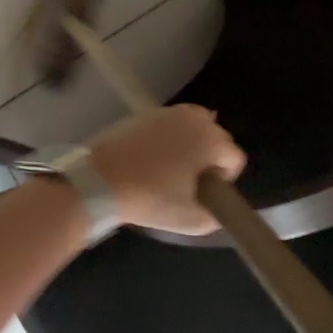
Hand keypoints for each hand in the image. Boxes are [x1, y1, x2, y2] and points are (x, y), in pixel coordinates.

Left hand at [87, 104, 244, 234]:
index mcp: (211, 140)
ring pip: (191, 127)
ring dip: (188, 145)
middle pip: (215, 137)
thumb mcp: (192, 220)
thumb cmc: (150, 198)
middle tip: (189, 182)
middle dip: (209, 158)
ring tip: (170, 169)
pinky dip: (165, 138)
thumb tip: (215, 205)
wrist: (98, 179)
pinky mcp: (141, 114)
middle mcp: (192, 118)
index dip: (224, 180)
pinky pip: (166, 125)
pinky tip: (150, 159)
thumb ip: (216, 214)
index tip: (204, 194)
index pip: (235, 158)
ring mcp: (164, 112)